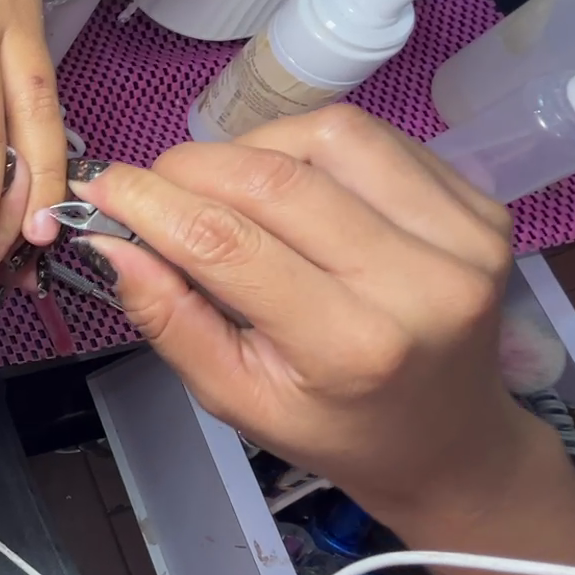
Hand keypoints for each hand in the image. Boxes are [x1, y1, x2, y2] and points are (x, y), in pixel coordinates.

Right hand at [70, 106, 552, 527]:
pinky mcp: (478, 203)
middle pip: (271, 179)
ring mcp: (461, 234)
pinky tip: (280, 181)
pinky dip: (296, 143)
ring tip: (220, 189)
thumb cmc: (326, 424)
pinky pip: (363, 137)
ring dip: (243, 148)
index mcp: (350, 344)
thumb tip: (108, 240)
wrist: (449, 437)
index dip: (148, 202)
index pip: (226, 243)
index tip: (97, 186)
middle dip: (183, 168)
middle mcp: (420, 280)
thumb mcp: (228, 393)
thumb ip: (166, 316)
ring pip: (320, 137)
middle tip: (148, 187)